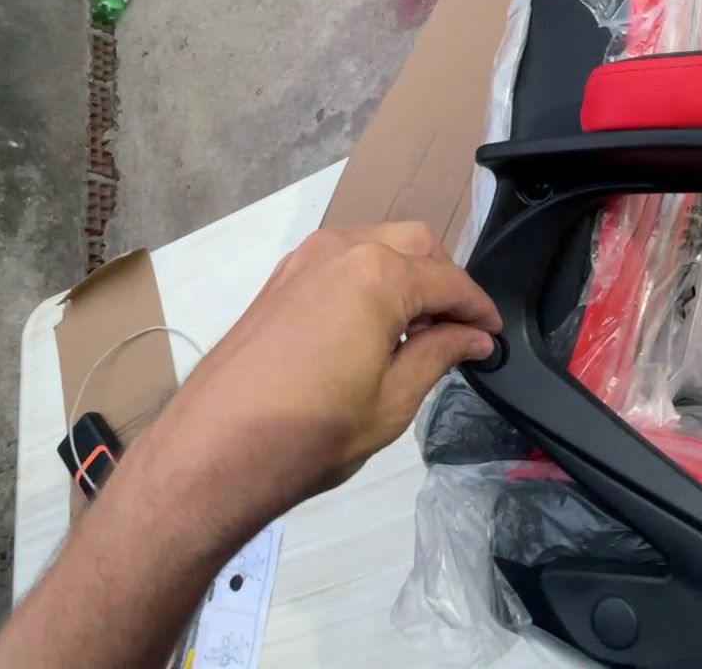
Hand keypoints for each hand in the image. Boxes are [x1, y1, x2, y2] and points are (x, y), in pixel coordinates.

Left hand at [0, 223, 498, 668]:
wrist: (208, 454)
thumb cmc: (310, 435)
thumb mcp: (392, 402)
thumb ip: (440, 354)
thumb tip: (475, 336)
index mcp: (379, 274)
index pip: (449, 279)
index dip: (479, 308)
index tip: (493, 334)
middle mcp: (343, 249)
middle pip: (416, 245)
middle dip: (445, 281)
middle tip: (458, 329)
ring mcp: (306, 258)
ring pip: (378, 245)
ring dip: (407, 275)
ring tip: (416, 329)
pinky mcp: (281, 277)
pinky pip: (344, 259)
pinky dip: (371, 278)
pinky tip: (372, 324)